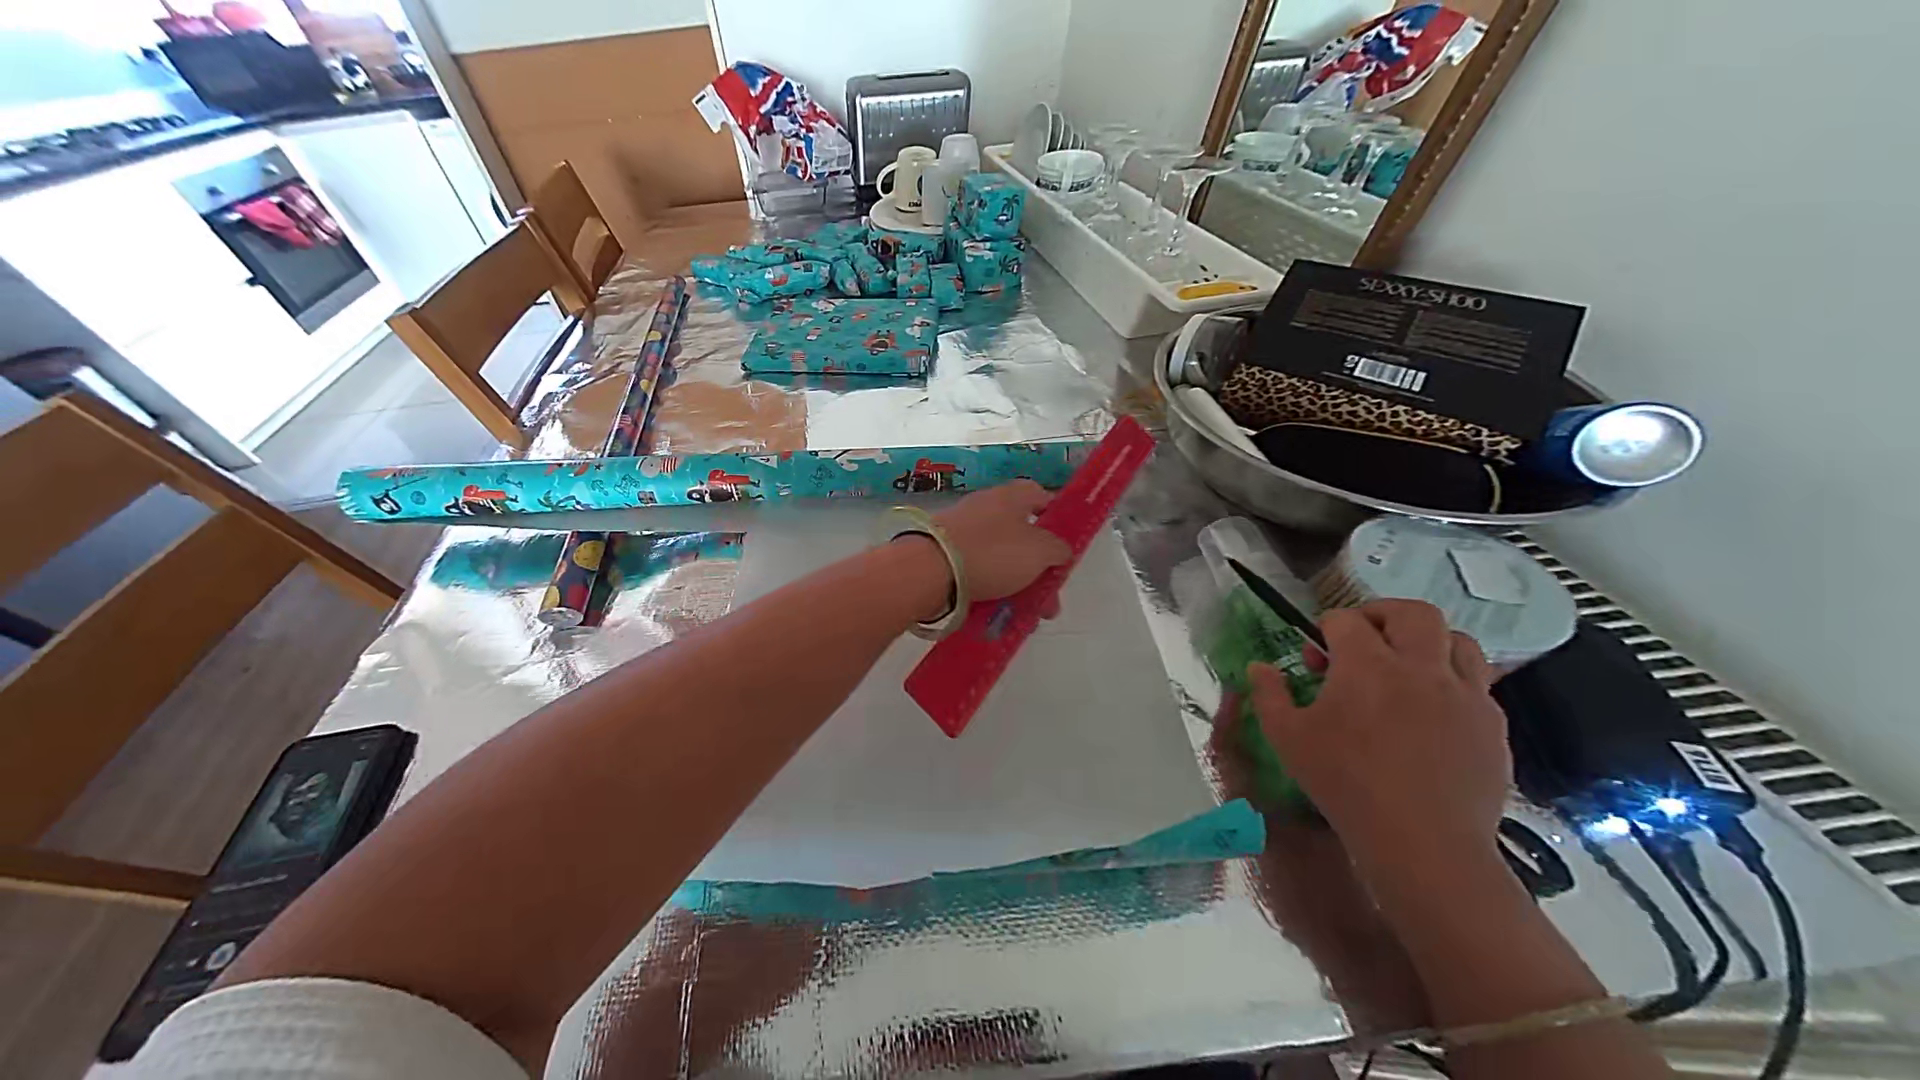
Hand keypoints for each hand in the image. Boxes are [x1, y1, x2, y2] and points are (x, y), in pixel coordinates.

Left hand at [927, 480, 1071, 601]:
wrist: (929, 571)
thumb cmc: (993, 553)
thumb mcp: (1041, 552)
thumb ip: (1058, 549)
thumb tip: (1059, 550)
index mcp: (1012, 496)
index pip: (1041, 496)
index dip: (1056, 518)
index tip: (1063, 545)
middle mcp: (986, 506)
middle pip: (1022, 534)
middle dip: (1039, 569)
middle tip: (1048, 599)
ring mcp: (962, 529)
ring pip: (1000, 557)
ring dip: (1017, 585)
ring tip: (1025, 615)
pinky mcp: (944, 553)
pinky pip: (977, 570)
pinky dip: (990, 589)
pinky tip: (997, 613)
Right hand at [1247, 600, 1508, 884]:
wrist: (1423, 843)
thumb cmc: (1345, 785)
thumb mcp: (1287, 738)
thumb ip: (1268, 695)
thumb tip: (1259, 667)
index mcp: (1367, 665)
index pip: (1345, 620)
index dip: (1326, 629)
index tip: (1316, 658)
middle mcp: (1420, 667)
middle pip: (1412, 612)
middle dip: (1383, 615)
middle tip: (1365, 640)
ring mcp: (1464, 694)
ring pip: (1458, 640)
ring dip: (1428, 642)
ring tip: (1408, 667)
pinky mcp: (1492, 724)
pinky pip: (1478, 683)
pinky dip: (1453, 681)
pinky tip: (1434, 710)